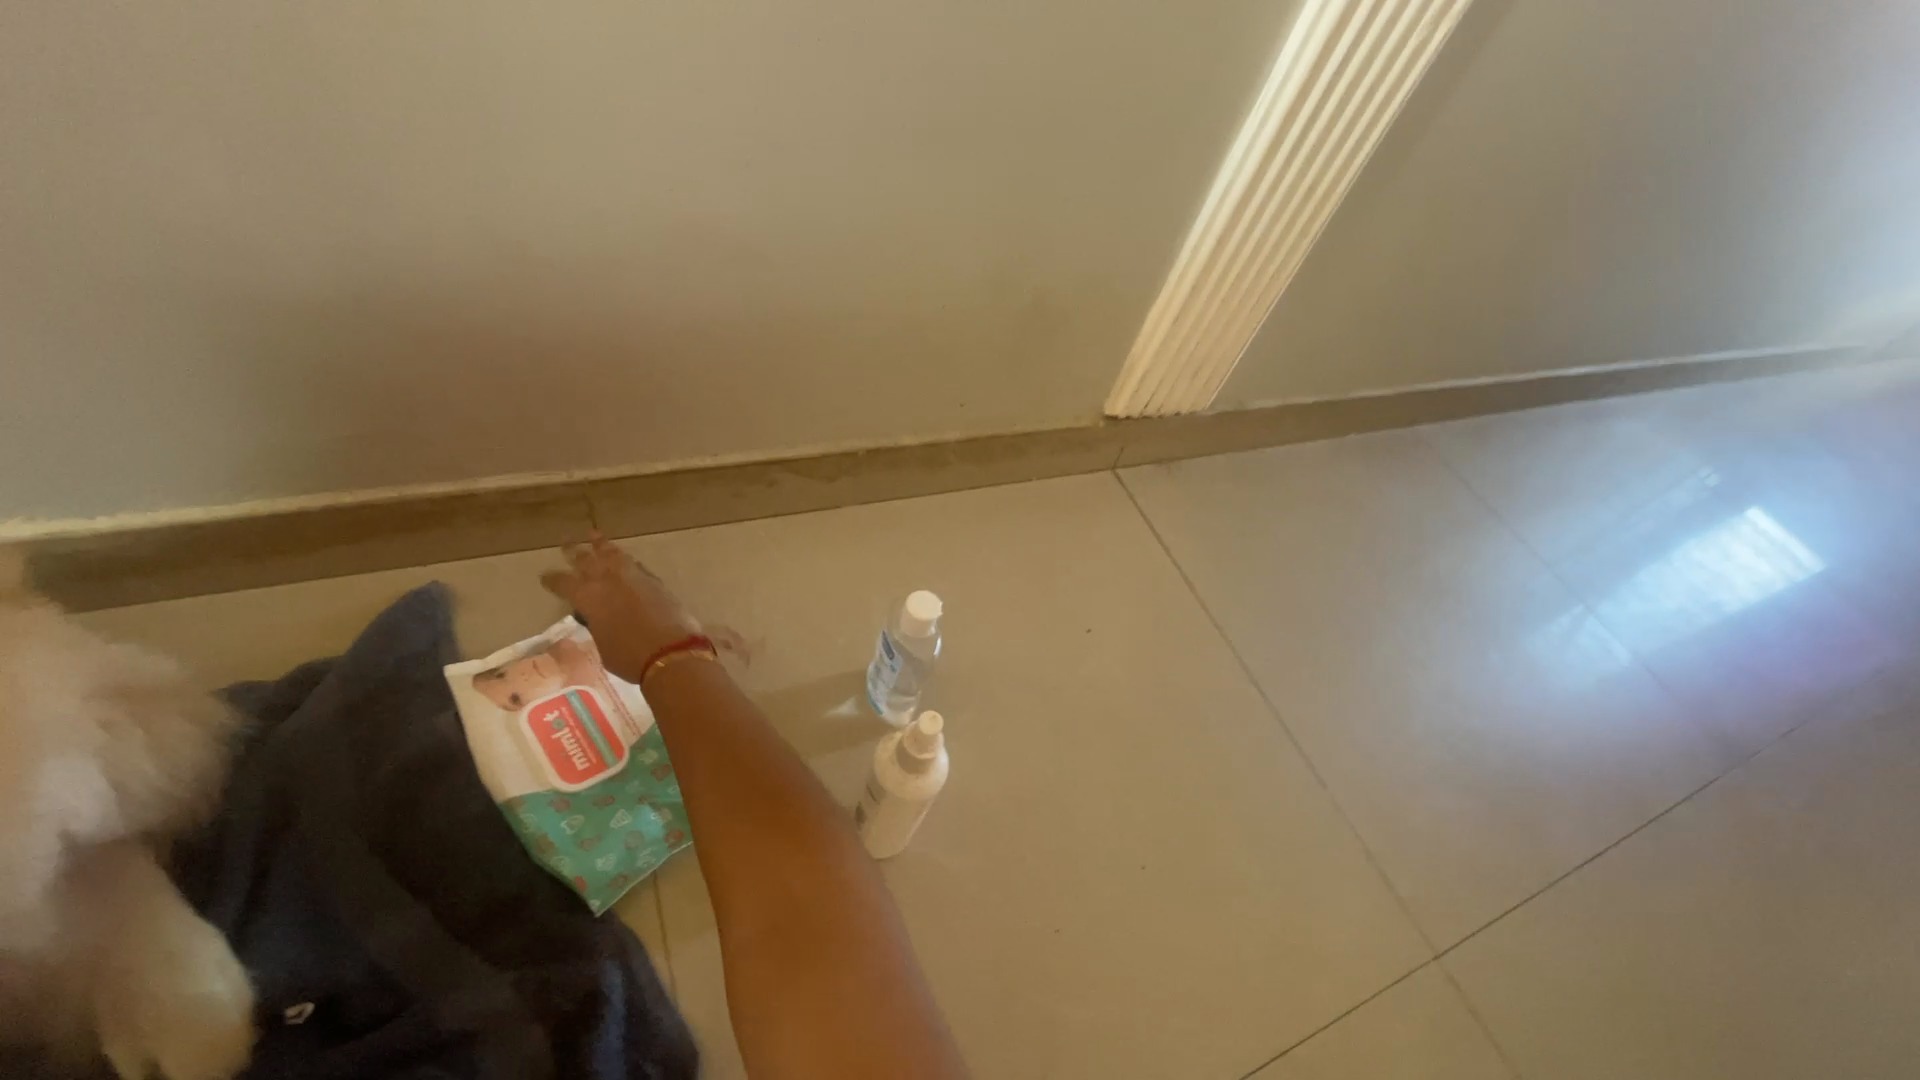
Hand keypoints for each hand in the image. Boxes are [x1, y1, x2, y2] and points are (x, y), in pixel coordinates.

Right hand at [541, 535, 700, 682]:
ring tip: (594, 535)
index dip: (553, 580)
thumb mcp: (603, 645)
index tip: (545, 575)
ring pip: (613, 555)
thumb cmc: (629, 656)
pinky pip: (635, 565)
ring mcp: (634, 577)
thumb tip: (600, 619)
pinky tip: (624, 559)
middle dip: (574, 550)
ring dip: (602, 545)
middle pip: (587, 560)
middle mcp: (609, 580)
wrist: (672, 651)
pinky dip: (625, 560)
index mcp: (589, 597)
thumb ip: (598, 626)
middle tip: (566, 540)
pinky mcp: (656, 581)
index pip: (564, 583)